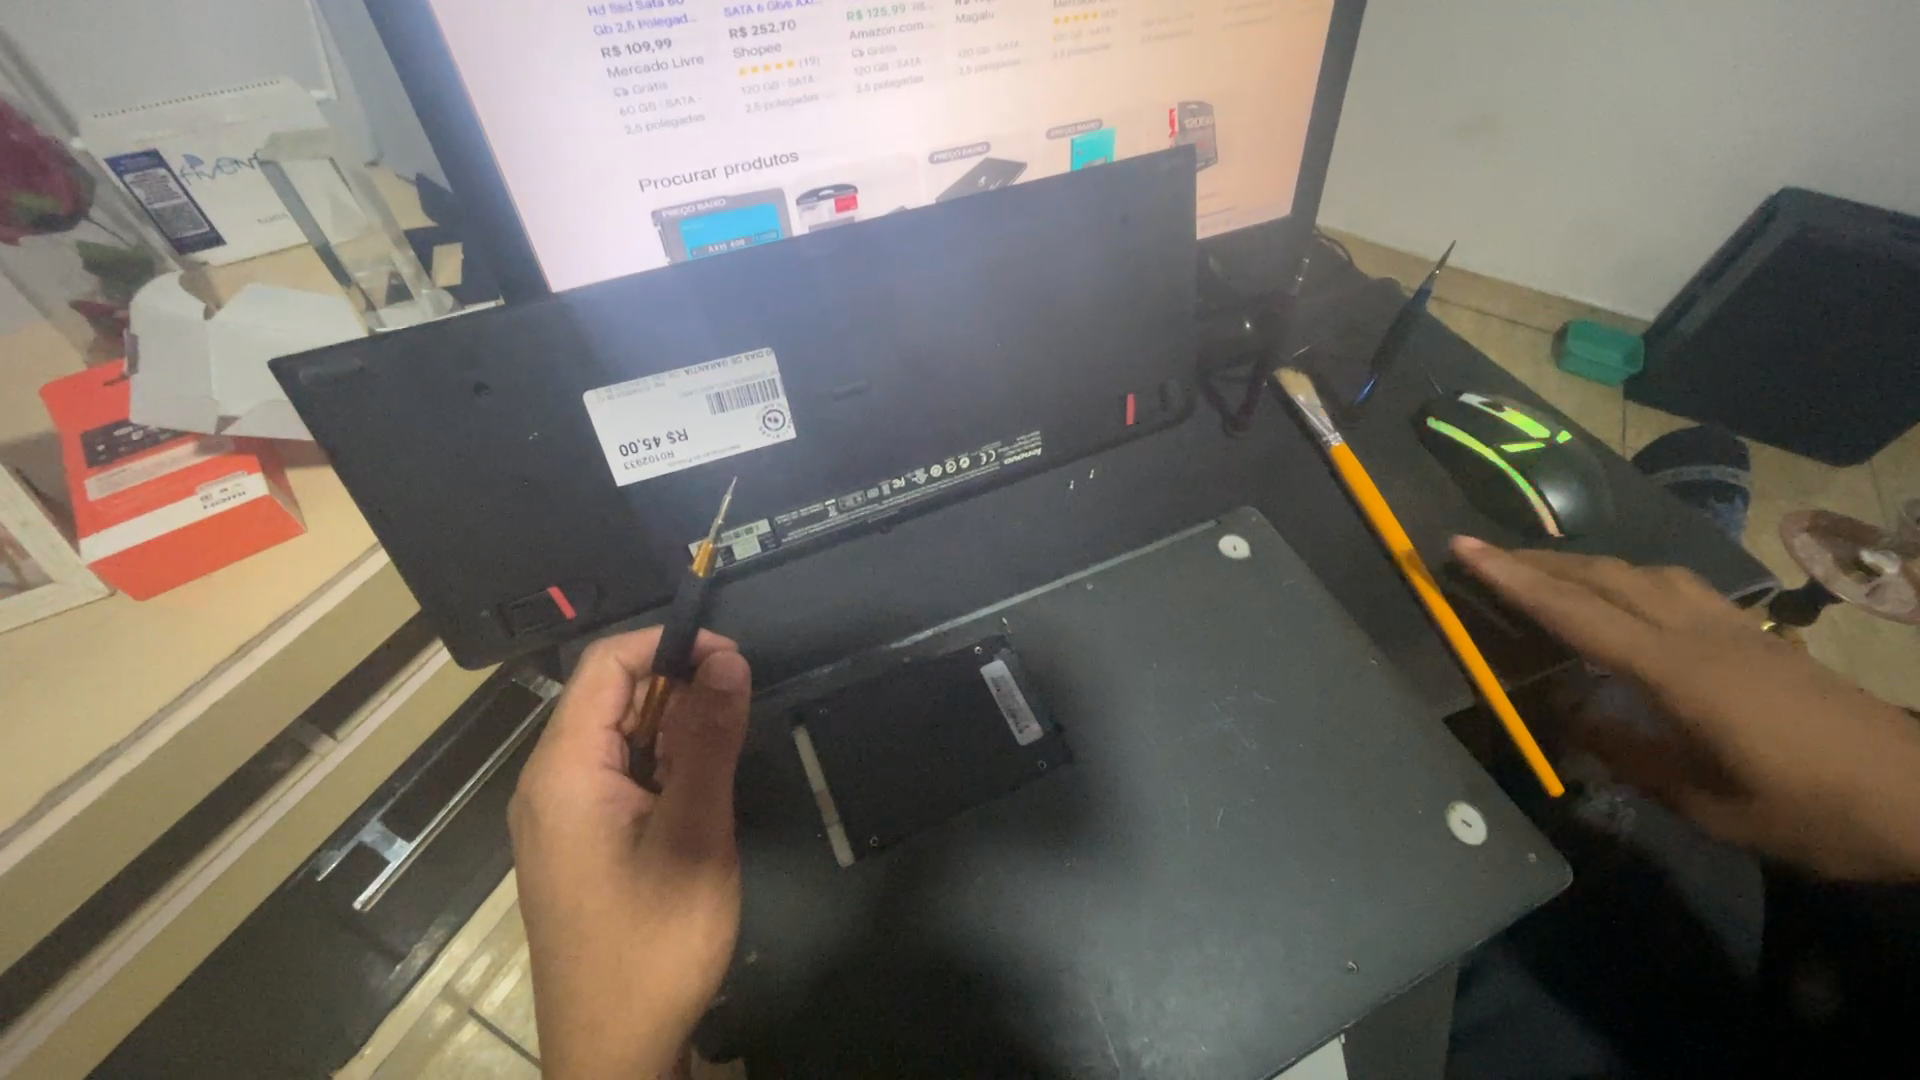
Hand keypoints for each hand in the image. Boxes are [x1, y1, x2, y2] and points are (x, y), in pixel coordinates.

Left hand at [509, 628, 751, 1078]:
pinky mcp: (582, 839)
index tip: (732, 657)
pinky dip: (664, 760)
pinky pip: (620, 772)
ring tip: (727, 745)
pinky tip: (700, 782)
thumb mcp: (695, 832)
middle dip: (678, 683)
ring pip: (620, 734)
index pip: (606, 665)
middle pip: (611, 695)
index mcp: (564, 770)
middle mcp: (551, 781)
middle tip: (741, 704)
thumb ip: (709, 739)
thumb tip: (729, 659)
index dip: (668, 644)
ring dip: (675, 724)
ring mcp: (564, 813)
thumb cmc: (654, 940)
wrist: (614, 1051)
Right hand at [1452, 536, 1919, 881]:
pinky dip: (1627, 579)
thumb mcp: (1709, 804)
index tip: (1462, 549)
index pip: (1576, 613)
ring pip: (1643, 573)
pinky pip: (1675, 586)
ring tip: (1542, 571)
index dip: (1513, 580)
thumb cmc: (1817, 813)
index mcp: (1680, 673)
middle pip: (1606, 577)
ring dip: (1583, 565)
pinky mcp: (1758, 637)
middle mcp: (1702, 635)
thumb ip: (1628, 754)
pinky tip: (1620, 595)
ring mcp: (1735, 630)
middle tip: (1482, 556)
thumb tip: (1567, 717)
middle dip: (1537, 561)